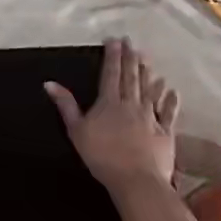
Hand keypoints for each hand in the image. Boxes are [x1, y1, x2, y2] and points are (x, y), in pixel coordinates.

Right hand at [45, 38, 180, 195]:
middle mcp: (131, 104)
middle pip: (130, 78)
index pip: (110, 74)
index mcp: (109, 102)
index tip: (114, 40)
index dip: (112, 56)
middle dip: (130, 58)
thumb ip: (65, 105)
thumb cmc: (102, 156)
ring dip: (147, 73)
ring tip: (147, 58)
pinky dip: (170, 100)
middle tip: (131, 42)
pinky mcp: (165, 132)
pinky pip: (168, 112)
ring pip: (149, 90)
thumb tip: (49, 82)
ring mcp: (150, 117)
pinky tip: (171, 89)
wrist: (137, 180)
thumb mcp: (76, 130)